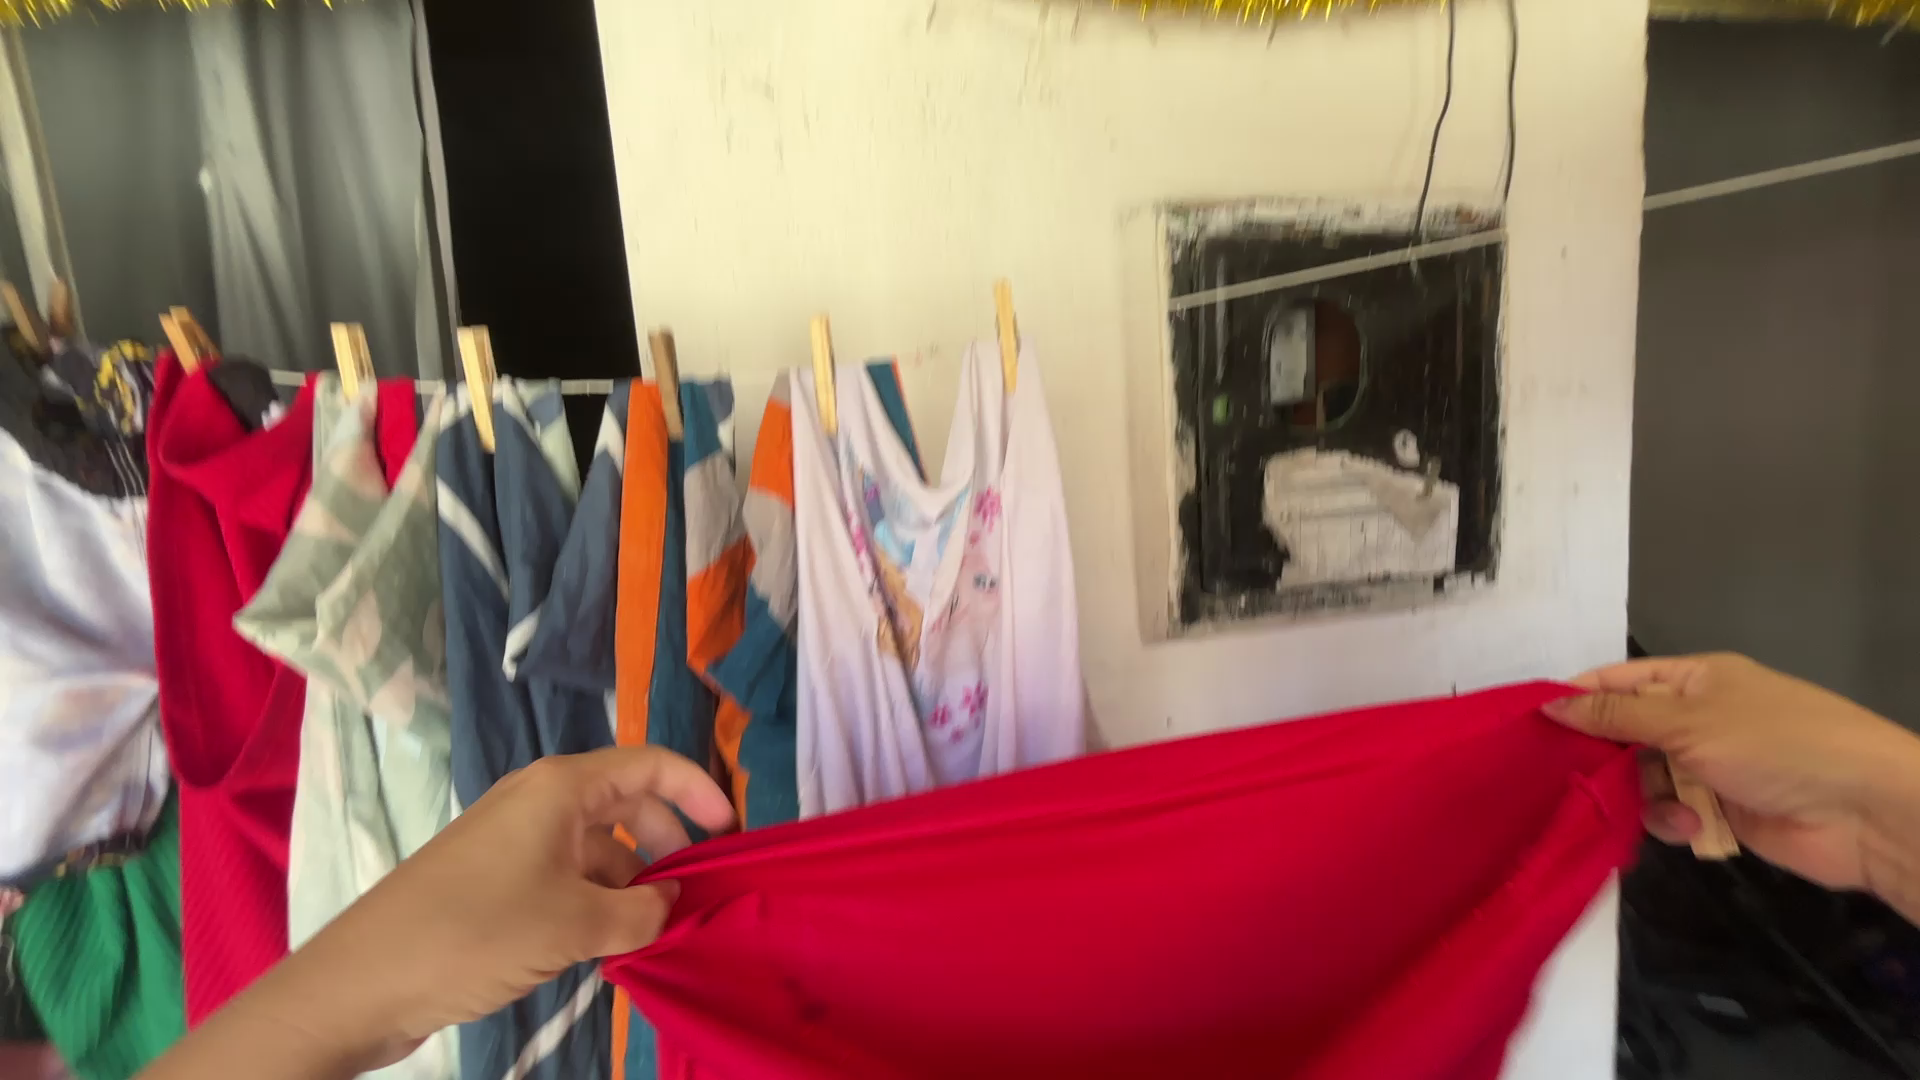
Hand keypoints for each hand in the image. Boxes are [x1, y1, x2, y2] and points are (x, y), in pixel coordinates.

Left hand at [141, 747, 734, 1079]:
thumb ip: (641, 910)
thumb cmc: (475, 932)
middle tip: (693, 879)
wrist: (351, 989)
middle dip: (668, 835)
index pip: (652, 765)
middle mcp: (542, 799)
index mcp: (563, 786)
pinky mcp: (495, 875)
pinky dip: (598, 893)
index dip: (699, 789)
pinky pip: (567, 869)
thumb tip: (670, 903)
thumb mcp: (575, 924)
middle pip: (628, 800)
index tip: (729, 829)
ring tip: (653, 919)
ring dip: (633, 873)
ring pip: (598, 841)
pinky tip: (607, 935)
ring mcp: (515, 837)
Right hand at [1544, 653, 1919, 897]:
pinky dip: (1672, 818)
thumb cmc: (1778, 745)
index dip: (1574, 697)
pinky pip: (1668, 808)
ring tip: (1661, 805)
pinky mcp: (1720, 808)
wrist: (1878, 817)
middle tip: (1567, 770)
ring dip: (1641, 792)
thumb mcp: (1686, 720)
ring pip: (1639, 774)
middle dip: (1600, 753)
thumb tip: (1546, 705)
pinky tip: (1691, 825)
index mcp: (1694, 681)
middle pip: (1621, 731)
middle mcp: (1697, 719)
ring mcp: (1709, 764)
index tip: (1532, 720)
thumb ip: (1611, 714)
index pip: (1614, 681)